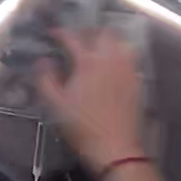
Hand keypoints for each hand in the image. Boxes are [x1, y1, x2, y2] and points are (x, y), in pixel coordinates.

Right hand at [34, 27, 145, 172]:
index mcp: (87, 63)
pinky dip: (119, 54)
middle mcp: (110, 61)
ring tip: (95, 48)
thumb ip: (46, 78)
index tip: (51, 33)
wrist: (115, 148)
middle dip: (87, 32)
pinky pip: (130, 58)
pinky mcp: (136, 82)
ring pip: (120, 43)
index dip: (60, 32)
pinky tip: (111, 65)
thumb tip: (43, 61)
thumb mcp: (55, 104)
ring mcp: (126, 70)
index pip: (72, 38)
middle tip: (76, 39)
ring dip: (106, 40)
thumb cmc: (81, 126)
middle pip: (102, 33)